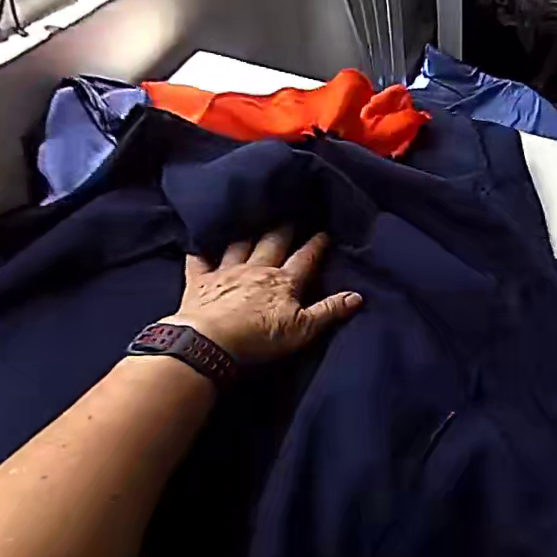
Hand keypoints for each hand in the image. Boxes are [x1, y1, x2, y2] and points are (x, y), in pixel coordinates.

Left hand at [165, 227, 362, 364]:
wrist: (211, 342)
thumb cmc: (259, 339)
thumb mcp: (303, 330)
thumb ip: (329, 311)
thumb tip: (357, 296)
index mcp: (283, 282)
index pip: (305, 259)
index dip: (316, 245)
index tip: (324, 232)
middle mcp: (256, 269)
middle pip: (273, 242)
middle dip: (284, 228)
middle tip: (290, 214)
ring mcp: (226, 272)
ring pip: (240, 245)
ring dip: (247, 233)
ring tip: (251, 219)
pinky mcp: (199, 282)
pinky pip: (198, 259)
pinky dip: (200, 249)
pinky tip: (198, 241)